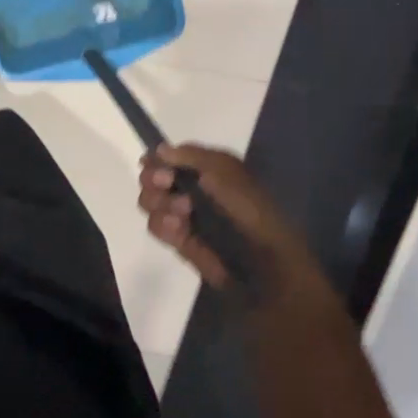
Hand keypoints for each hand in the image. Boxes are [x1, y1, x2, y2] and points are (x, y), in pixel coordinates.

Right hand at [137, 144, 322, 292]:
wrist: (267, 268)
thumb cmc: (254, 215)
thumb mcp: (229, 175)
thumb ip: (195, 157)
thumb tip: (160, 149)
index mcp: (212, 170)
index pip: (172, 156)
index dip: (159, 159)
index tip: (158, 164)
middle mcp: (195, 190)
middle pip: (153, 177)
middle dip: (153, 180)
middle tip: (165, 184)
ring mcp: (186, 217)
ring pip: (150, 202)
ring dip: (159, 204)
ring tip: (181, 215)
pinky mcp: (180, 242)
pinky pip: (157, 228)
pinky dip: (163, 226)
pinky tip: (179, 231)